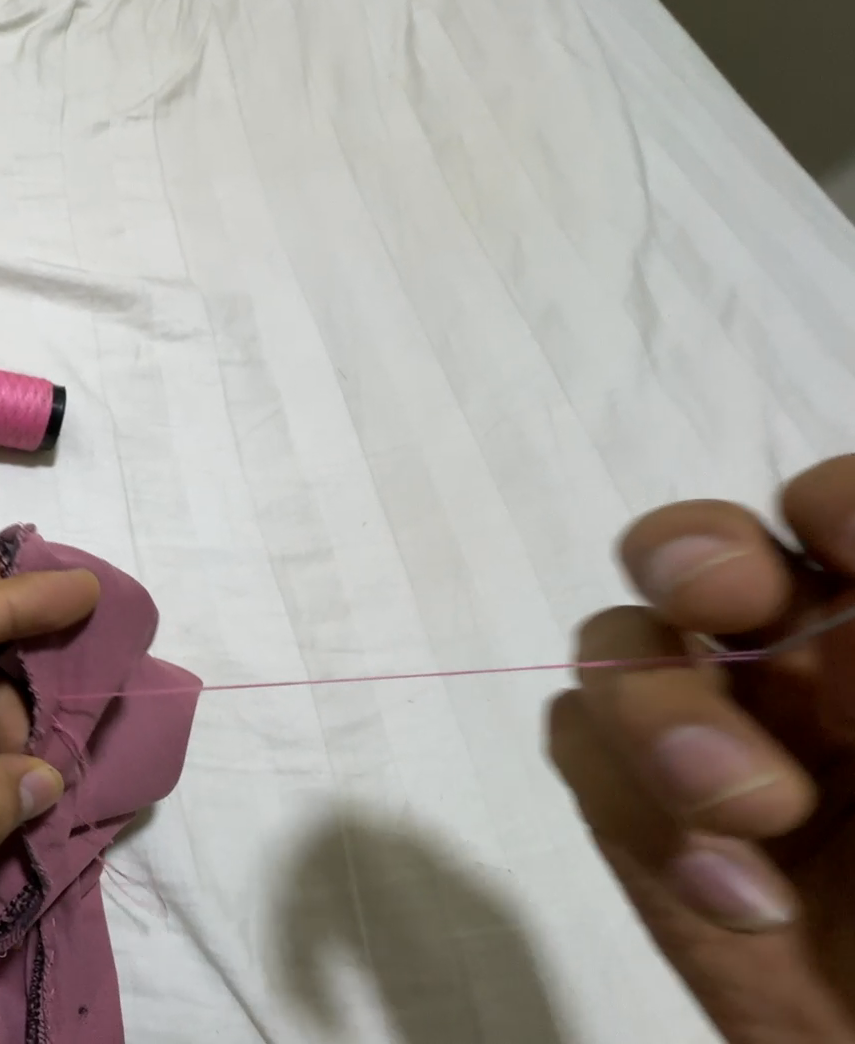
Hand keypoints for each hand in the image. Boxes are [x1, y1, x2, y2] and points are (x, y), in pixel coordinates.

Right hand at [549, 456, 854, 1039]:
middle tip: (720, 599)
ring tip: (742, 813)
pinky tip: (731, 894)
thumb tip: (834, 552)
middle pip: (687, 550)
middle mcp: (799, 668)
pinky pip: (571, 745)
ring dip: (653, 715)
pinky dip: (629, 808)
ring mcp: (701, 733)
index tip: (849, 545)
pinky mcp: (628, 801)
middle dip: (686, 555)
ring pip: (609, 647)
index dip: (835, 502)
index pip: (835, 508)